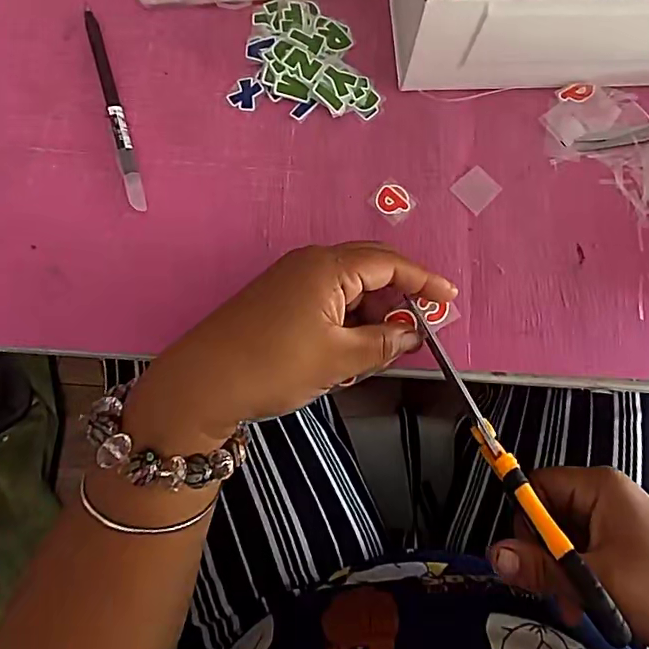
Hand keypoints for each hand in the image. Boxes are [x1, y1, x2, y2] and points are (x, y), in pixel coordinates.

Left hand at [130, 243, 457, 448]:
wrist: (199, 385)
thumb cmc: (272, 366)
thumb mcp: (339, 359)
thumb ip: (384, 343)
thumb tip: (412, 336)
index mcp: (327, 266)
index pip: (390, 264)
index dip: (424, 281)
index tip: (449, 298)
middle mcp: (310, 262)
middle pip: (371, 269)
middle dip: (399, 298)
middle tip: (419, 328)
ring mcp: (292, 278)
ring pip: (350, 287)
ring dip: (372, 314)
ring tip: (379, 351)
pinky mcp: (280, 298)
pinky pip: (329, 299)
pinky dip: (348, 320)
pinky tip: (350, 350)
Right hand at [487, 467, 648, 648]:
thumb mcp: (596, 582)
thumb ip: (542, 567)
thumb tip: (499, 554)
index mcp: (601, 487)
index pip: (539, 484)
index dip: (525, 518)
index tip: (518, 551)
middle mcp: (607, 498)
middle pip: (549, 515)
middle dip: (546, 555)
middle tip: (555, 587)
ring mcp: (615, 523)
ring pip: (565, 541)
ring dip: (563, 574)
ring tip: (578, 604)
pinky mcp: (621, 547)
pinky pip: (583, 555)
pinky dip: (580, 580)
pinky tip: (590, 605)